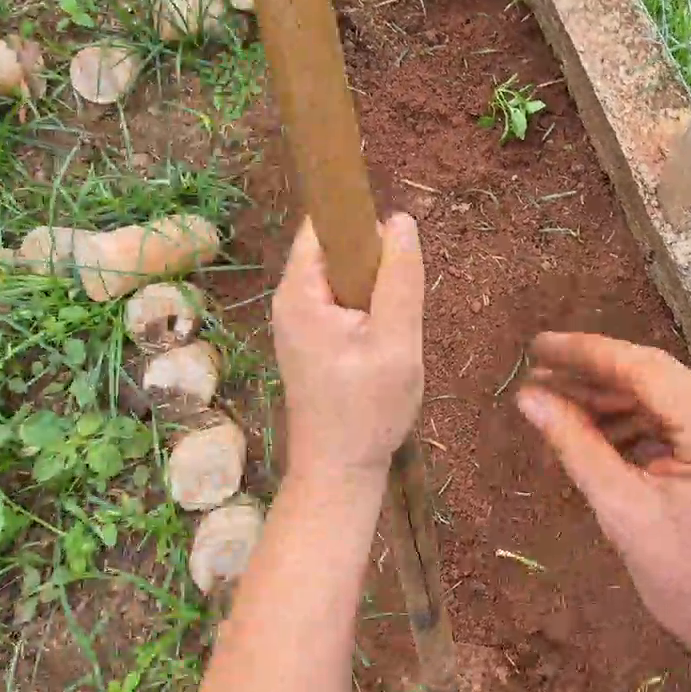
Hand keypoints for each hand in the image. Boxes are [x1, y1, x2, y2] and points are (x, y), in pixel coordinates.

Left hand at [272, 214, 423, 484]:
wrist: (339, 471)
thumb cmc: (367, 409)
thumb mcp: (396, 340)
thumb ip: (400, 278)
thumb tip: (399, 220)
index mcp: (300, 292)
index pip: (324, 225)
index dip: (361, 222)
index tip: (395, 250)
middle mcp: (290, 299)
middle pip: (336, 249)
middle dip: (374, 263)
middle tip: (399, 305)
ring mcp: (298, 320)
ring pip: (344, 276)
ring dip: (375, 290)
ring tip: (394, 329)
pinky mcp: (310, 339)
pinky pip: (343, 301)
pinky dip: (368, 310)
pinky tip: (384, 343)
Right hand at [516, 332, 690, 680]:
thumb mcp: (623, 513)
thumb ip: (576, 445)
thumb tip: (528, 397)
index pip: (645, 368)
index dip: (587, 352)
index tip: (538, 345)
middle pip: (654, 379)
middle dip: (594, 379)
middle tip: (537, 377)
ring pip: (664, 396)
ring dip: (613, 402)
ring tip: (558, 408)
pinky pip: (679, 417)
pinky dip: (638, 423)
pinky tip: (598, 434)